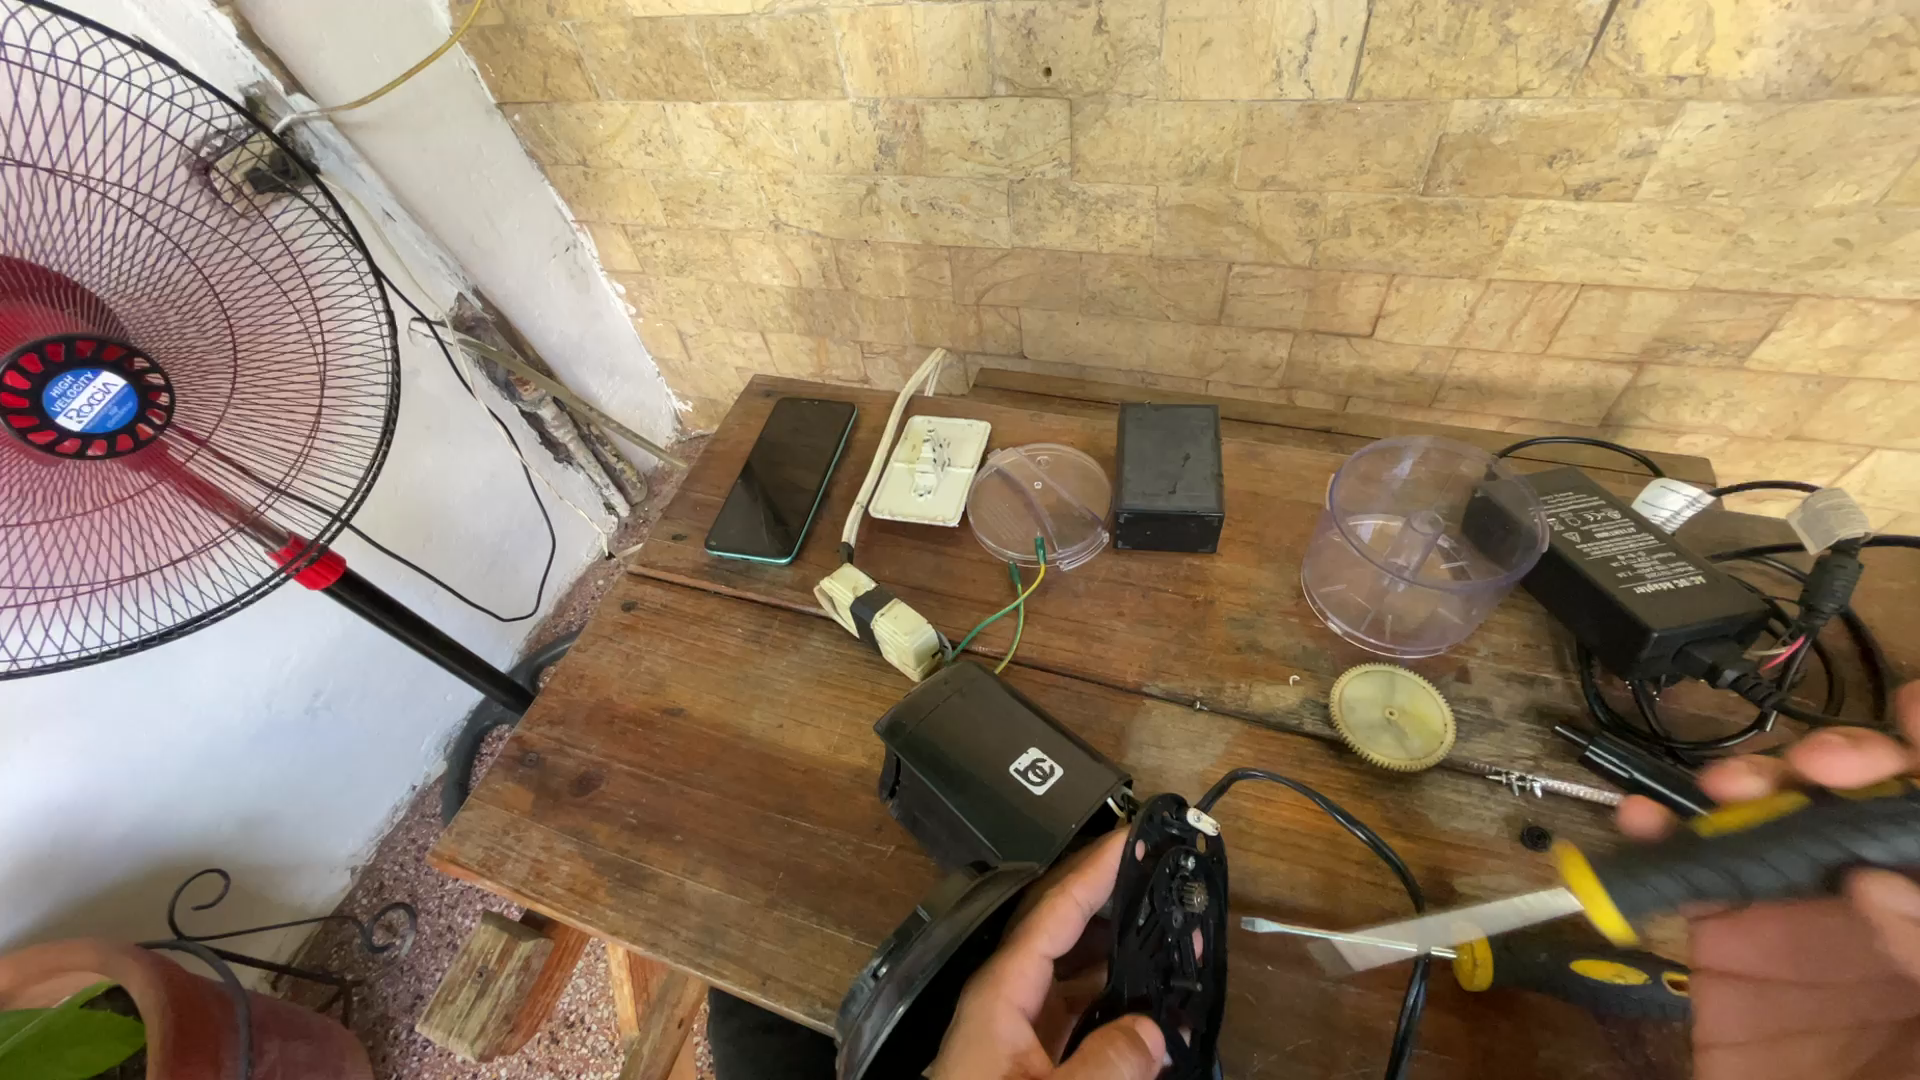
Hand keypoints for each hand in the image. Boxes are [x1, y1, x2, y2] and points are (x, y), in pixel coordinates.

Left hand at [929, 829, 1166, 1079]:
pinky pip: (1077, 1023)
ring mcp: (1018, 1035)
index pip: (1055, 909)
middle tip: (1166, 886)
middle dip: (1115, 907)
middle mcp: (1008, 1000)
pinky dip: (1113, 1013)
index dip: (1095, 868)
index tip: (1134, 837)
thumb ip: (1106, 1066)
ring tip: (1170, 944)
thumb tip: (1152, 1030)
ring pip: (1076, 982)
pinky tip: (1147, 1017)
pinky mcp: (1029, 1066)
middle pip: (1066, 936)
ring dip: (1121, 963)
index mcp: (1002, 990)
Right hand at [1616, 682, 1919, 1079]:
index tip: (1913, 709)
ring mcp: (1804, 919)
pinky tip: (1644, 819)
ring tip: (1723, 790)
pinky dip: (1655, 834)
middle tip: (1818, 767)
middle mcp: (1887, 904)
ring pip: (1772, 823)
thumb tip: (1871, 879)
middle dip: (1841, 764)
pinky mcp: (1724, 937)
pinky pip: (1686, 873)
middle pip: (1861, 806)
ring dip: (1744, 788)